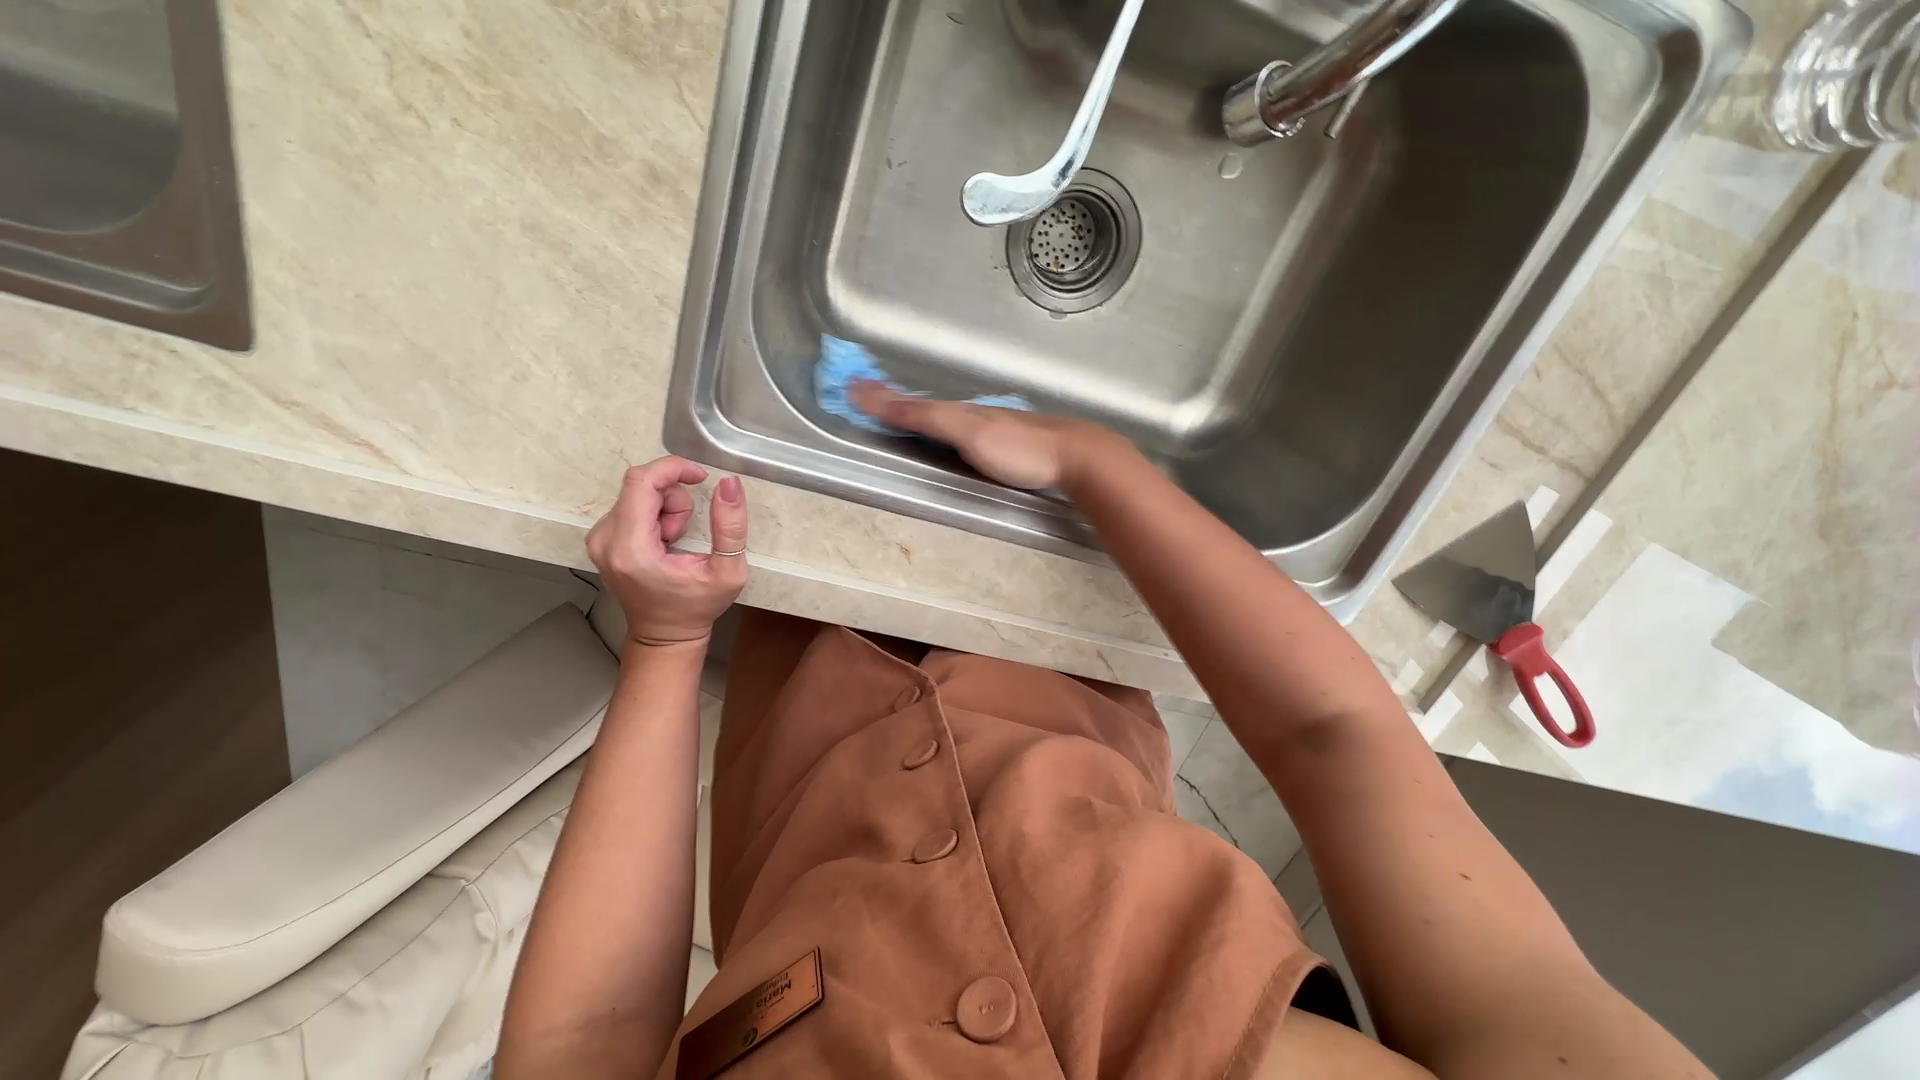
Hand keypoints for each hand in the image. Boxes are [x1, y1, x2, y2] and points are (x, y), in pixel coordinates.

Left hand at [586, 457, 748, 646]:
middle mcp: (605, 540)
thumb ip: (731, 527)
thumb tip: (728, 484)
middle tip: (686, 532)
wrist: (664, 636)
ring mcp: (598, 539)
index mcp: (631, 548)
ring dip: (664, 508)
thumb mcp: (728, 572)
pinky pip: (629, 505)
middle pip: (640, 486)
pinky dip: (652, 515)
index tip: (700, 476)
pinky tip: (662, 542)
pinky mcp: (600, 539)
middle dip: (673, 498)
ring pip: (636, 494)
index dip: (673, 468)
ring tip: (674, 541)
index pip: (641, 482)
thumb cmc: (696, 608)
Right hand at [849, 380, 1121, 490]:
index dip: (881, 398)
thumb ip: (924, 416)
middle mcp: (972, 416)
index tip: (850, 391)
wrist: (1079, 458)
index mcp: (959, 411)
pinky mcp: (1009, 448)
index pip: (909, 403)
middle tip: (865, 400)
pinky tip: (947, 441)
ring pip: (947, 421)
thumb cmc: (1021, 448)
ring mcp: (992, 431)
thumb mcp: (968, 431)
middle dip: (895, 404)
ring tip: (896, 417)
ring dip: (919, 417)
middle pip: (926, 408)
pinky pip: (964, 435)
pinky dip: (943, 432)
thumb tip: (870, 394)